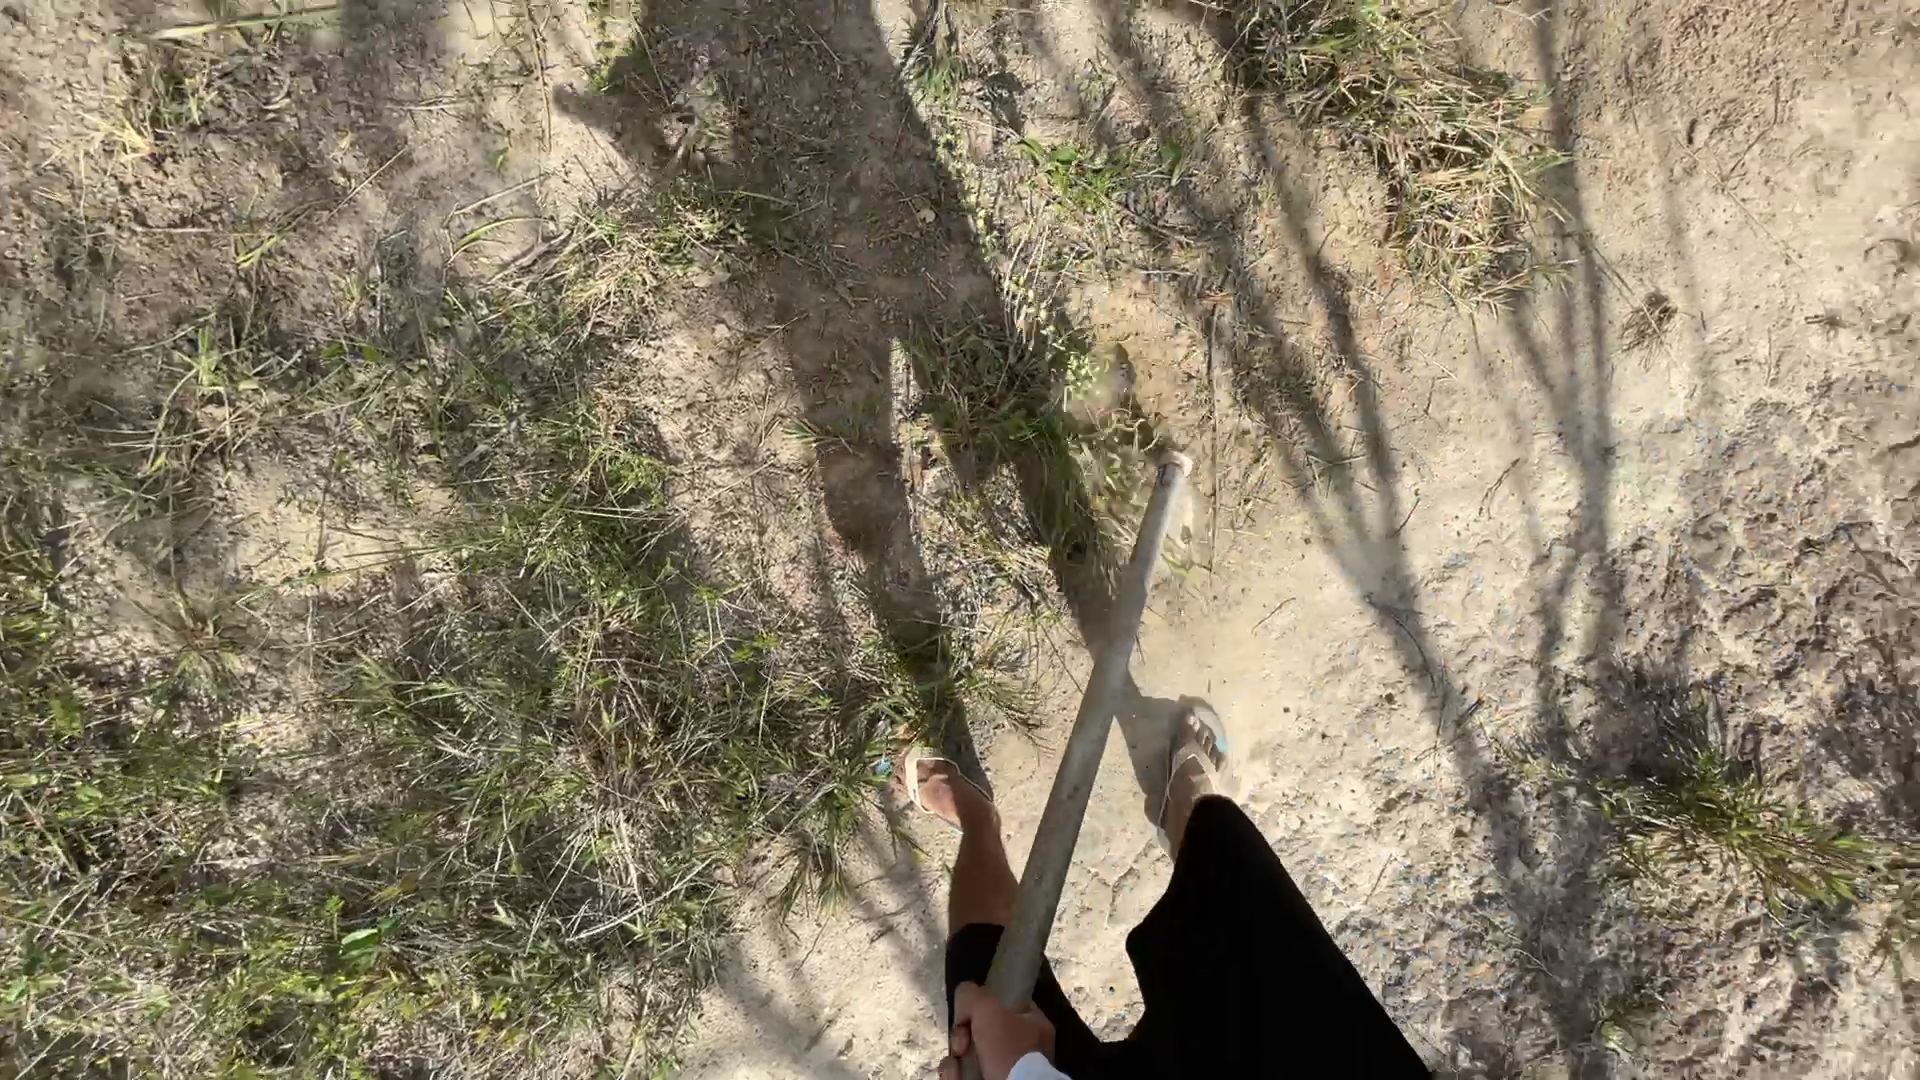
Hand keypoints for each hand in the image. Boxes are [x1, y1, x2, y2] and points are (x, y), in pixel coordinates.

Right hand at [939, 982, 1054, 1079]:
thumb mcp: (988, 1008)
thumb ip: (971, 995)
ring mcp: (1009, 1072)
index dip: (986, 1004)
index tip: (971, 1012)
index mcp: (1034, 1025)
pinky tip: (954, 1076)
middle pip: (983, 1031)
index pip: (1009, 1005)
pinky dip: (955, 1075)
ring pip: (971, 1056)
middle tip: (961, 1043)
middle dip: (963, 1034)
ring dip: (955, 1058)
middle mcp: (1024, 1049)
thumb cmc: (1008, 1050)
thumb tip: (962, 1001)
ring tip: (955, 1062)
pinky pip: (965, 1076)